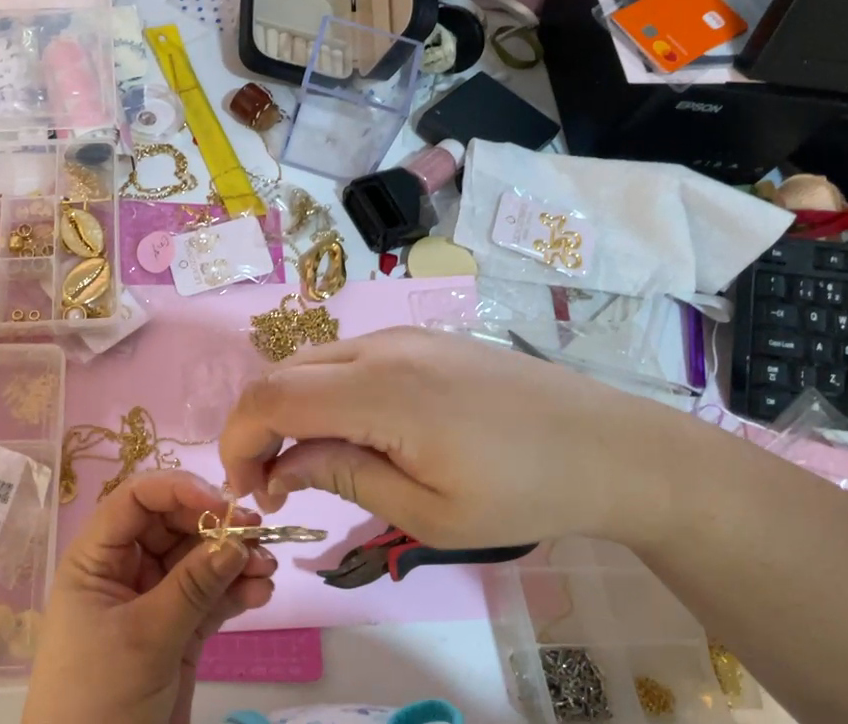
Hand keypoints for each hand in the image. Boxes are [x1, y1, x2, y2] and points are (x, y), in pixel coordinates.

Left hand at [25, 470, 276, 723]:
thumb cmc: (99, 695)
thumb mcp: (145, 637)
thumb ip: (192, 586)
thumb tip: (236, 541)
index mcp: (96, 558)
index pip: (135, 500)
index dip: (177, 490)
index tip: (222, 503)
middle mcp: (123, 570)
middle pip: (171, 525)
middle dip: (214, 526)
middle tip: (257, 533)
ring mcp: (151, 601)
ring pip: (195, 561)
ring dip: (232, 560)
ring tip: (268, 568)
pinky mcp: (176, 632)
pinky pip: (208, 597)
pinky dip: (235, 592)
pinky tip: (261, 593)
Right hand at [218, 327, 693, 550]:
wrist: (608, 446)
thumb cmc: (521, 492)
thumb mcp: (427, 510)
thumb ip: (341, 476)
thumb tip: (277, 468)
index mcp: (378, 389)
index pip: (271, 396)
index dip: (239, 439)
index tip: (247, 490)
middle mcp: (379, 347)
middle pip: (283, 372)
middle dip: (259, 425)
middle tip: (274, 485)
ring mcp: (403, 337)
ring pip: (314, 362)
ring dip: (291, 408)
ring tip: (310, 463)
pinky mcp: (422, 339)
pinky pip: (349, 359)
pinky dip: (326, 393)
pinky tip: (352, 432)